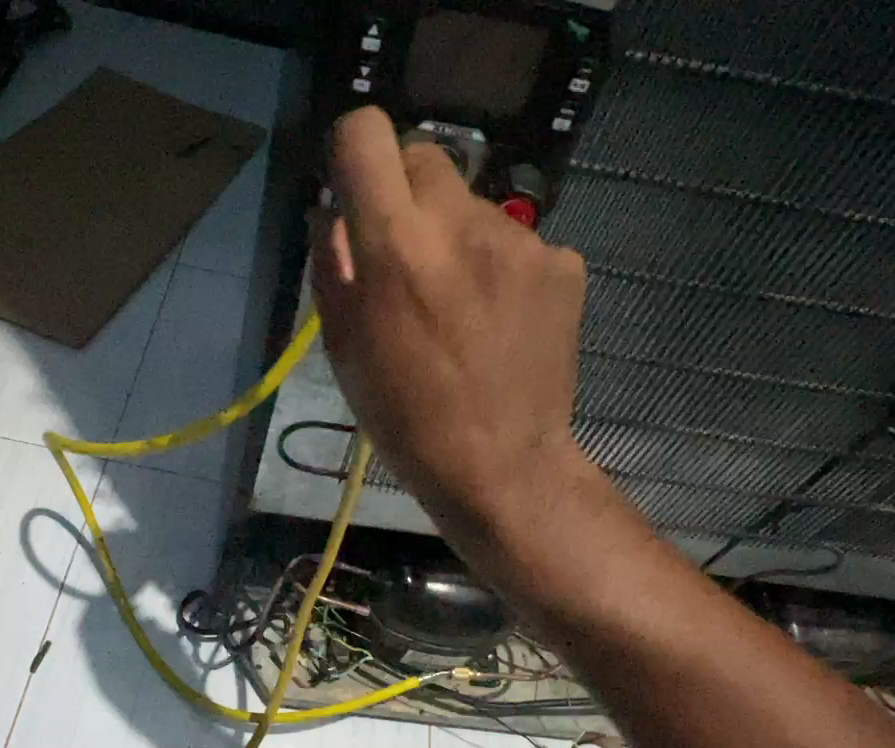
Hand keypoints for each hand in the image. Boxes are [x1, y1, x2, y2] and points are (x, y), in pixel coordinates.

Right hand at [311, 106, 589, 533]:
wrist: (501, 466)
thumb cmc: (405, 417)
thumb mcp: (344, 348)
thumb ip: (332, 266)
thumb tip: (333, 213)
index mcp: (395, 247)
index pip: (366, 134)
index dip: (354, 152)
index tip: (356, 191)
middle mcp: (461, 225)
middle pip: (425, 158)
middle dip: (406, 195)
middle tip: (407, 257)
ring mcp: (521, 241)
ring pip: (473, 205)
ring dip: (456, 237)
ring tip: (460, 307)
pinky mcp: (563, 262)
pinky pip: (516, 241)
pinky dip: (500, 268)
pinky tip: (500, 320)